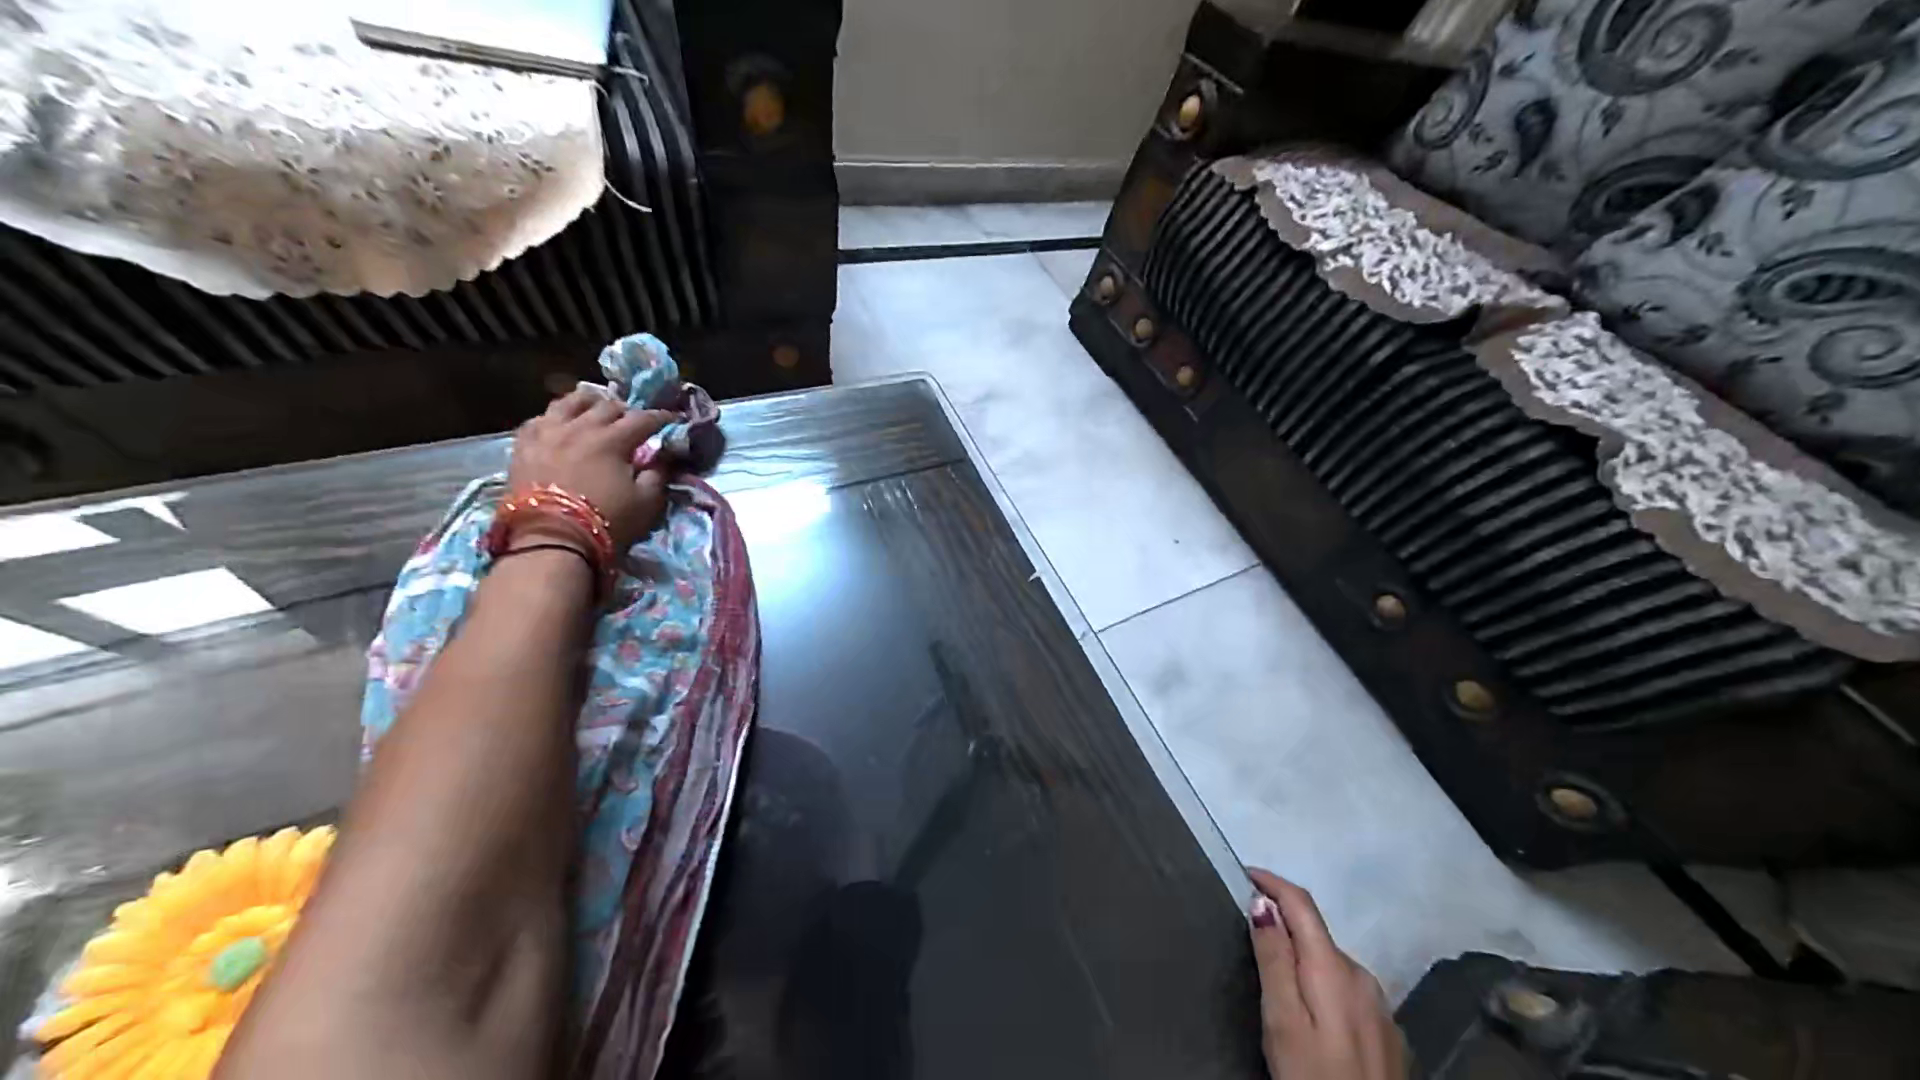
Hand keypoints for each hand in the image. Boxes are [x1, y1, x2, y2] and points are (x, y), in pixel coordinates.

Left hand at [508, 390, 674, 551]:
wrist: (550, 540)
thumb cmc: (605, 521)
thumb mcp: (646, 502)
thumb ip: (658, 475)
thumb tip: (663, 458)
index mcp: (612, 439)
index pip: (643, 419)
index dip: (661, 417)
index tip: (672, 419)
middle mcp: (580, 428)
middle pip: (607, 406)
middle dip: (625, 410)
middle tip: (633, 419)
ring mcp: (548, 433)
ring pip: (569, 403)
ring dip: (588, 403)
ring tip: (595, 408)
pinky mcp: (523, 446)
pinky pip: (539, 420)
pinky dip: (554, 418)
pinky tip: (559, 425)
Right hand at [1248, 868, 1406, 1079]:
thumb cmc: (1313, 1078)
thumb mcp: (1282, 1020)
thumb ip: (1273, 958)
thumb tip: (1263, 903)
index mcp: (1334, 968)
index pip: (1301, 903)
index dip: (1271, 883)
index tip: (1243, 876)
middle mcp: (1362, 976)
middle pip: (1315, 932)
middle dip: (1282, 923)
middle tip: (1246, 936)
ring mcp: (1379, 1006)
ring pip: (1330, 961)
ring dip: (1301, 954)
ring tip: (1272, 978)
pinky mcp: (1387, 1032)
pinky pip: (1345, 987)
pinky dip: (1320, 981)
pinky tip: (1308, 1011)